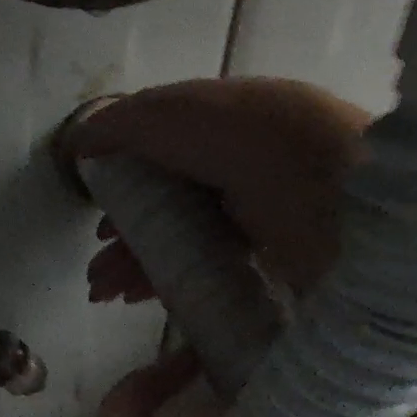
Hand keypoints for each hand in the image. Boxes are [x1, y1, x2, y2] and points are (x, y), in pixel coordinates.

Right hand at [69, 77, 370, 301]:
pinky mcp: (267, 261)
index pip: (164, 156)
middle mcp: (244, 168)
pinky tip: (135, 299)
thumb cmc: (251, 146)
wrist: (338, 199)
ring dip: (134, 267)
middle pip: (167, 208)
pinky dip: (165, 284)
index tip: (98, 218)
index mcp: (229, 126)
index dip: (125, 187)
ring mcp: (258, 218)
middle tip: (93, 272)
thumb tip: (77, 144)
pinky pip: (204, 271)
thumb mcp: (177, 116)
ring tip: (101, 293)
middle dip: (123, 240)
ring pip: (180, 244)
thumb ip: (122, 127)